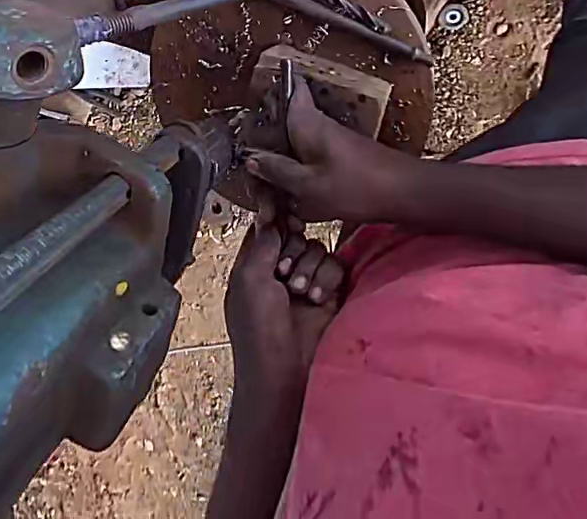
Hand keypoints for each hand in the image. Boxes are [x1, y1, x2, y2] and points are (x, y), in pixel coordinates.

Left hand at [223, 197, 342, 404]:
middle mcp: (281, 269)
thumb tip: (269, 211)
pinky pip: (335, 267)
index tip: (283, 222)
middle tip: (284, 274)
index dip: (276, 222)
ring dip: (308, 267)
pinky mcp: (331, 294)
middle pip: (296, 234)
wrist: (286, 375)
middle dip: (292, 250)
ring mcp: (306, 281)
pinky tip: (316, 299)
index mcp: (255, 263)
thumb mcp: (250, 279)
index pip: (269, 227)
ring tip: (300, 293)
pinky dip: (326, 279)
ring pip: (317, 248)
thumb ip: (263, 242)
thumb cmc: (258, 329)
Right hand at [244, 75, 421, 222]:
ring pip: (295, 145)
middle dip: (268, 146)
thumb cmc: (355, 186)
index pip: (290, 88)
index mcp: (305, 122)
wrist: (404, 193)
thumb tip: (251, 160)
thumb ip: (278, 171)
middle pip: (283, 124)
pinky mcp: (339, 156)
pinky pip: (308, 159)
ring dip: (284, 167)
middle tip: (257, 174)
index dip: (275, 80)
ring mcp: (329, 139)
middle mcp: (316, 124)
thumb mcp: (308, 185)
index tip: (262, 80)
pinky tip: (298, 201)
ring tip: (275, 197)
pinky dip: (300, 176)